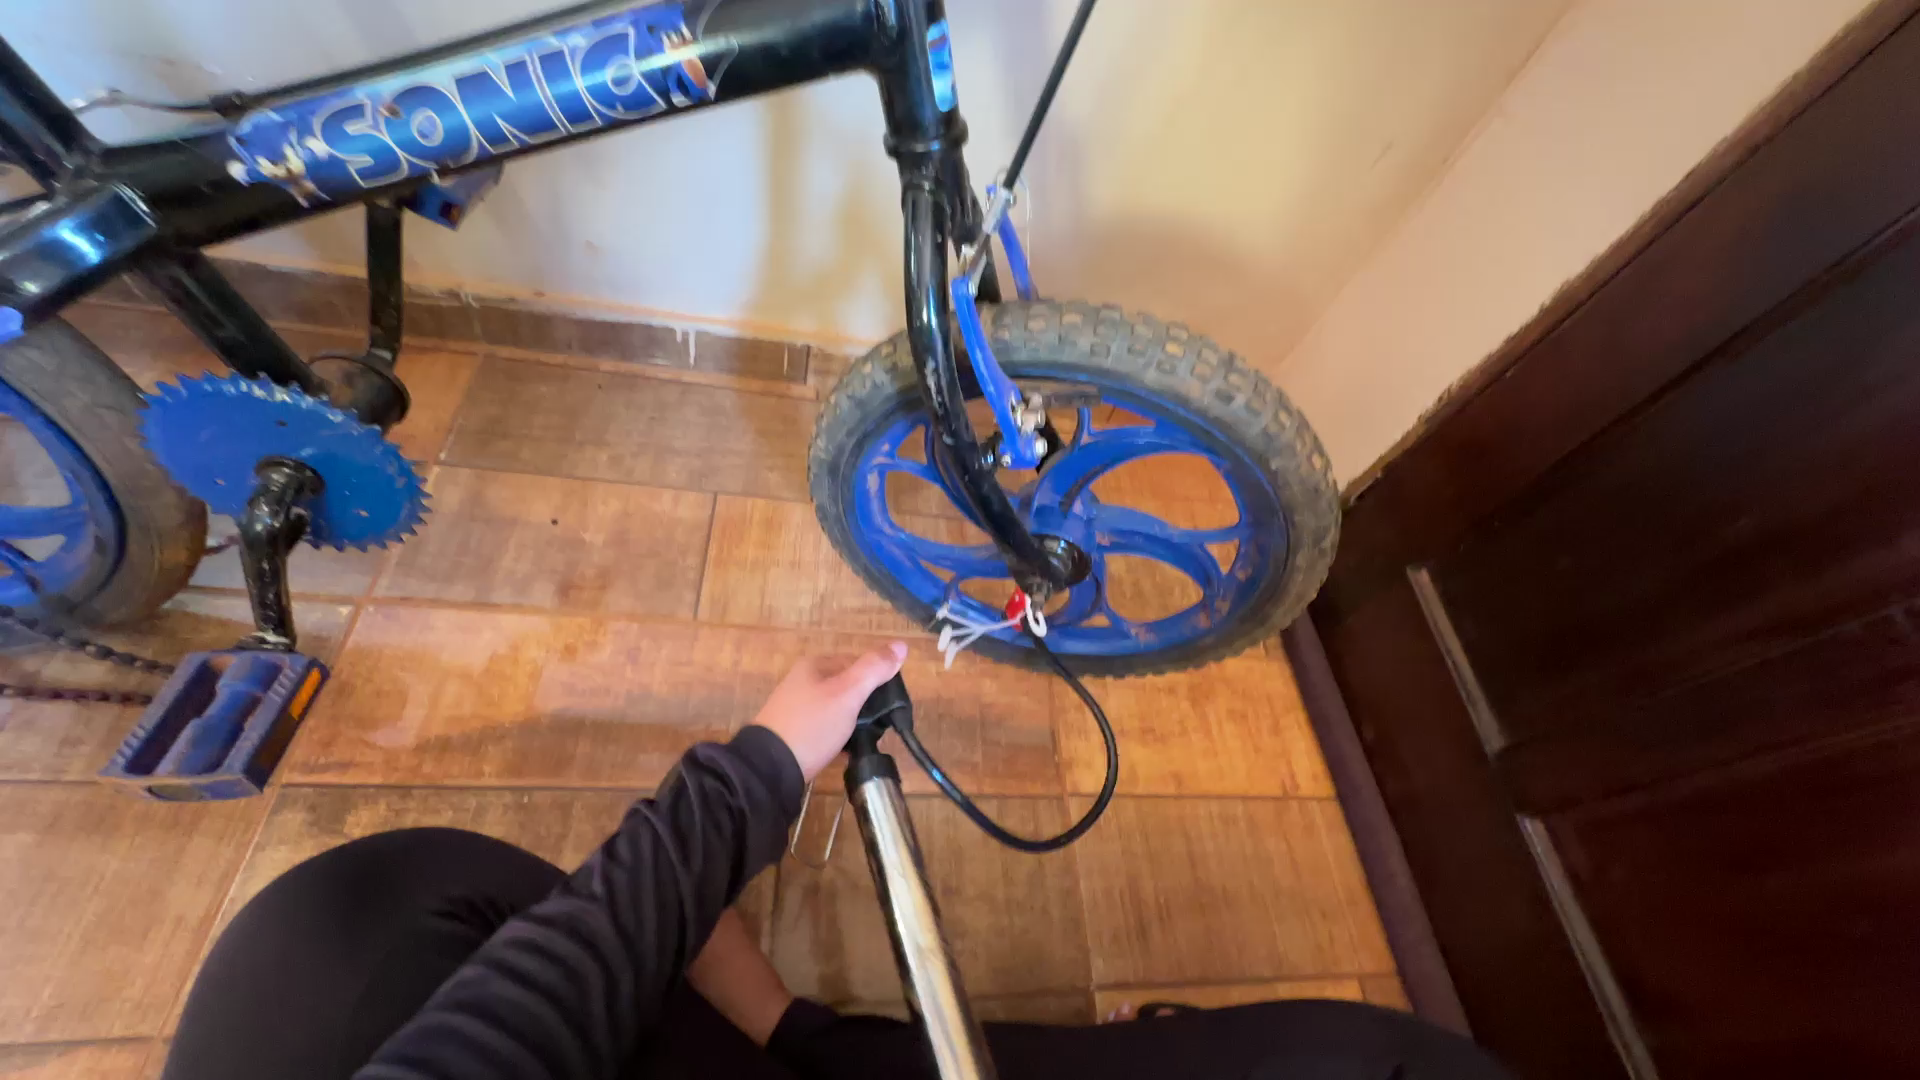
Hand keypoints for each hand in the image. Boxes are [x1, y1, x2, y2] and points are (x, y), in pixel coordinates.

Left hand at [752, 643, 907, 779]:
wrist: (770, 768)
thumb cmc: (813, 725)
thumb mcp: (848, 693)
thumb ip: (874, 668)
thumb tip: (902, 644)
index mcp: (815, 665)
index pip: (858, 662)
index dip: (878, 679)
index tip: (889, 703)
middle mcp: (804, 681)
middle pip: (848, 685)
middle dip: (866, 703)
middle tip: (879, 724)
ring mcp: (797, 707)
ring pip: (839, 707)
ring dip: (854, 720)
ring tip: (866, 738)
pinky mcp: (794, 732)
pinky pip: (827, 726)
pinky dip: (840, 734)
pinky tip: (847, 749)